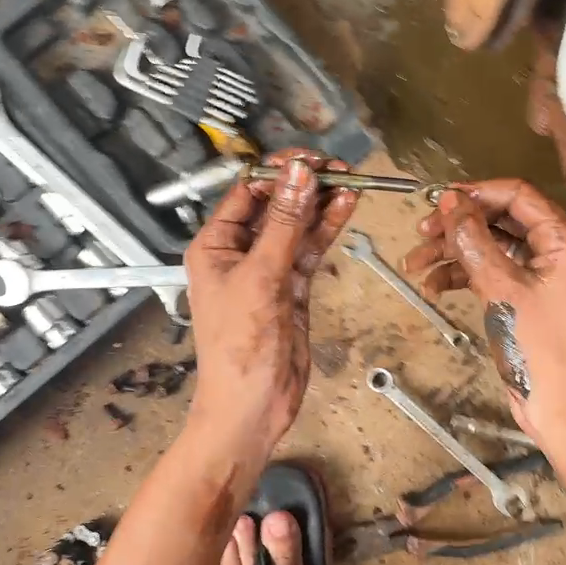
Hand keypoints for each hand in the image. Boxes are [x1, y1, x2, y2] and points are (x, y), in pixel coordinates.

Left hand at [184, 151, 357, 451]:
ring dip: (321, 205)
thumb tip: (300, 174)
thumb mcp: (261, 276)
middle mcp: (239, 252)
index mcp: (215, 245)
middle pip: (276, 205)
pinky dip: (328, 230)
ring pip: (298, 226)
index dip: (278, 173)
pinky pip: (311, 250)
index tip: (310, 159)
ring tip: (350, 181)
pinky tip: (346, 209)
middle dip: (305, 185)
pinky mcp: (293, 288)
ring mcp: (269, 270)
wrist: (253, 405)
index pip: (247, 193)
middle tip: (338, 168)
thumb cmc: (240, 346)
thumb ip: (285, 224)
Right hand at [404, 180, 565, 436]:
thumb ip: (474, 241)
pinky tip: (435, 285)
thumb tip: (450, 201)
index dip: (476, 193)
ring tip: (416, 264)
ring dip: (454, 252)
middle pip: (503, 220)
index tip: (437, 200)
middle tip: (420, 232)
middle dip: (459, 226)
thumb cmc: (538, 348)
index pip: (519, 196)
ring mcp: (545, 275)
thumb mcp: (501, 290)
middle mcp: (560, 250)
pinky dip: (465, 276)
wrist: (560, 408)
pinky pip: (495, 272)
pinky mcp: (530, 296)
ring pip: (494, 247)